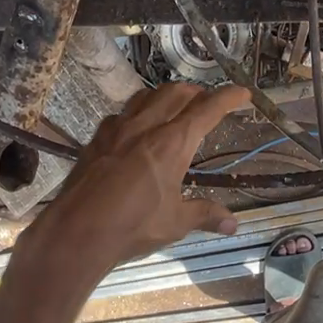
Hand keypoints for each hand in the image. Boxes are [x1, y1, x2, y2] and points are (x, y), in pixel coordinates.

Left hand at [22, 83, 248, 274]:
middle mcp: (145, 127)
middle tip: (206, 102)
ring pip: (145, 97)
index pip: (206, 110)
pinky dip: (137, 113)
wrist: (79, 230)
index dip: (228, 98)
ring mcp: (117, 130)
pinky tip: (135, 128)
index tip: (243, 92)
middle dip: (196, 93)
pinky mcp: (96, 140)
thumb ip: (205, 215)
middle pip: (175, 93)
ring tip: (173, 106)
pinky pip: (121, 115)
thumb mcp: (175, 222)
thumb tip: (233, 224)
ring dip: (164, 96)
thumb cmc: (133, 226)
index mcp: (172, 143)